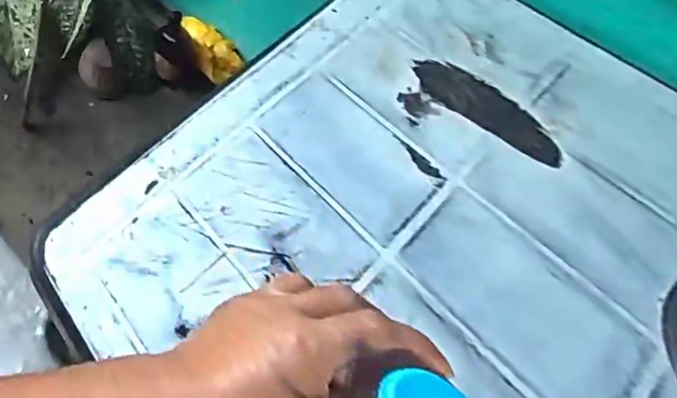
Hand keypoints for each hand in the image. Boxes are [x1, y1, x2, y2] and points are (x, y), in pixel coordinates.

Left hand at [160, 273, 451, 397]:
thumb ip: (351, 395)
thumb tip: (375, 390)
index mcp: (308, 341)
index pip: (373, 329)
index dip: (413, 346)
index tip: (439, 368)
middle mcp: (285, 308)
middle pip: (346, 299)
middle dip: (380, 325)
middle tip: (400, 361)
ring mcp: (258, 301)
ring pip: (313, 288)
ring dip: (340, 310)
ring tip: (353, 347)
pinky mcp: (237, 304)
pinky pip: (282, 291)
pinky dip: (306, 306)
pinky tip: (307, 339)